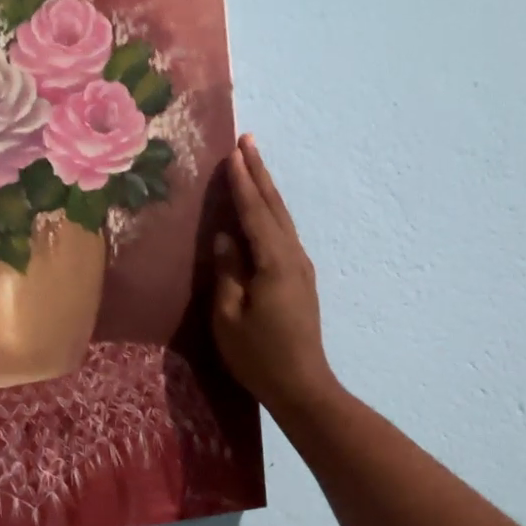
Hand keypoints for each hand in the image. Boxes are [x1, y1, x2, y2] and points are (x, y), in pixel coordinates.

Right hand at [210, 135, 338, 415]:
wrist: (301, 385)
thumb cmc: (257, 355)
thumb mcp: (229, 316)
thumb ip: (227, 273)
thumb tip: (225, 238)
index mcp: (274, 262)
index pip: (254, 213)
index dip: (242, 182)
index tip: (232, 152)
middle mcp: (293, 257)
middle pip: (274, 207)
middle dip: (260, 173)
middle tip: (248, 141)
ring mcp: (300, 268)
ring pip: (282, 219)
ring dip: (267, 190)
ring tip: (253, 165)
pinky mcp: (298, 280)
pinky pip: (282, 234)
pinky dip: (270, 214)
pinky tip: (261, 212)